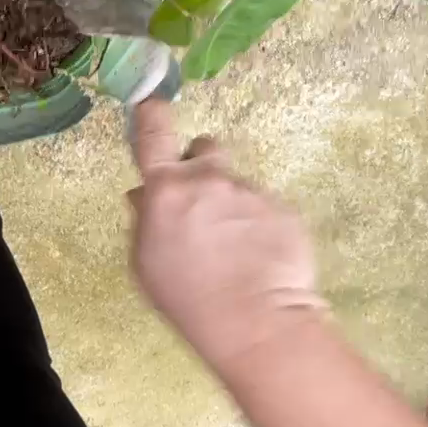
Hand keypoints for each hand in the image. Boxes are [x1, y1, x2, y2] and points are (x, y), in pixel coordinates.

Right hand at [128, 99, 325, 371]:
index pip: (154, 134)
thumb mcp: (144, 262)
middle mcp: (209, 179)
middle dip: (200, 164)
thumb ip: (144, 220)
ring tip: (235, 248)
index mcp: (166, 190)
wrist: (255, 322)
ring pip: (236, 185)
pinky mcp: (284, 209)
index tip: (151, 104)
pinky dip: (258, 226)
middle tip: (202, 201)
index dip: (151, 114)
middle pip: (204, 147)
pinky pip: (264, 208)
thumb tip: (144, 194)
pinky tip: (258, 257)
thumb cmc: (185, 297)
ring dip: (231, 204)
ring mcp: (251, 191)